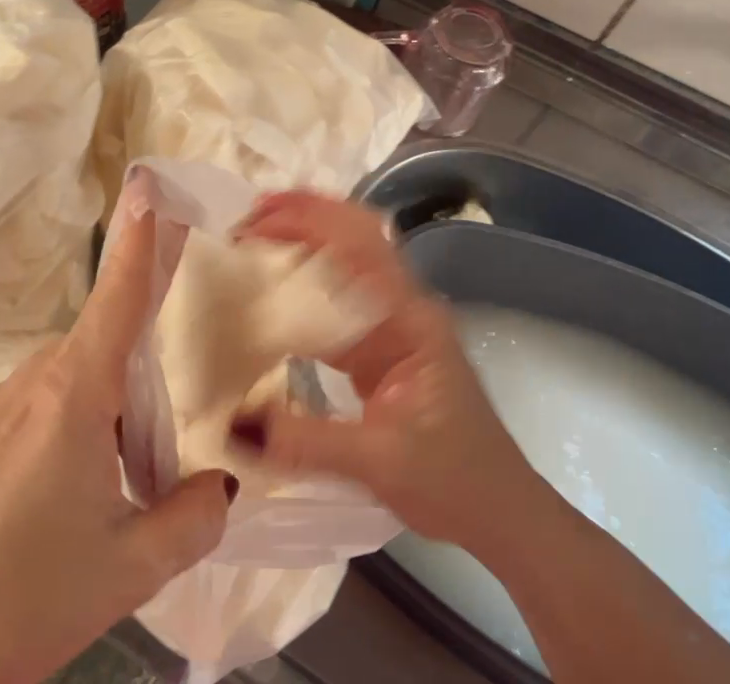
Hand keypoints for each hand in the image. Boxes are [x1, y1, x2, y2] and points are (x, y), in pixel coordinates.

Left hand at [0, 209, 235, 683]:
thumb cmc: (30, 598)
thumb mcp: (134, 564)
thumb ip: (196, 515)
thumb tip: (224, 481)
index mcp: (74, 396)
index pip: (119, 297)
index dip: (143, 239)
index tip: (154, 182)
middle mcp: (34, 386)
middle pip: (108, 344)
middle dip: (149, 375)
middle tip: (175, 439)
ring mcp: (1, 411)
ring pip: (82, 377)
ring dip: (119, 408)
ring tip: (134, 483)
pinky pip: (52, 403)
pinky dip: (88, 425)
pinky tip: (88, 495)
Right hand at [227, 191, 542, 551]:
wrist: (498, 510)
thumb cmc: (454, 480)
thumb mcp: (379, 462)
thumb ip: (306, 442)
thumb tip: (231, 423)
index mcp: (411, 319)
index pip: (359, 247)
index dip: (307, 224)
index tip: (252, 226)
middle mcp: (403, 309)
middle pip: (353, 240)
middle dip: (301, 219)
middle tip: (241, 225)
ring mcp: (392, 329)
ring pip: (343, 268)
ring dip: (300, 249)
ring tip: (246, 247)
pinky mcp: (379, 352)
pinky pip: (336, 308)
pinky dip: (302, 293)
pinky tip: (268, 299)